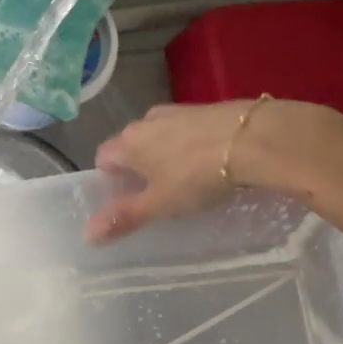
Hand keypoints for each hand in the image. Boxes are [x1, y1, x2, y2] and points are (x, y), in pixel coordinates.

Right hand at [86, 102, 251, 242]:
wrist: (255, 139)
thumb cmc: (197, 175)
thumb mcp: (159, 204)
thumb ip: (125, 217)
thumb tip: (87, 235)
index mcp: (128, 143)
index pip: (103, 158)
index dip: (111, 179)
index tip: (128, 198)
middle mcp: (147, 121)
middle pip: (131, 145)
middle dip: (137, 167)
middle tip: (156, 193)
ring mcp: (179, 111)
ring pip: (160, 136)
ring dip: (164, 154)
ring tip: (185, 178)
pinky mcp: (208, 108)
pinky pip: (187, 130)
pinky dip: (190, 144)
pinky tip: (209, 161)